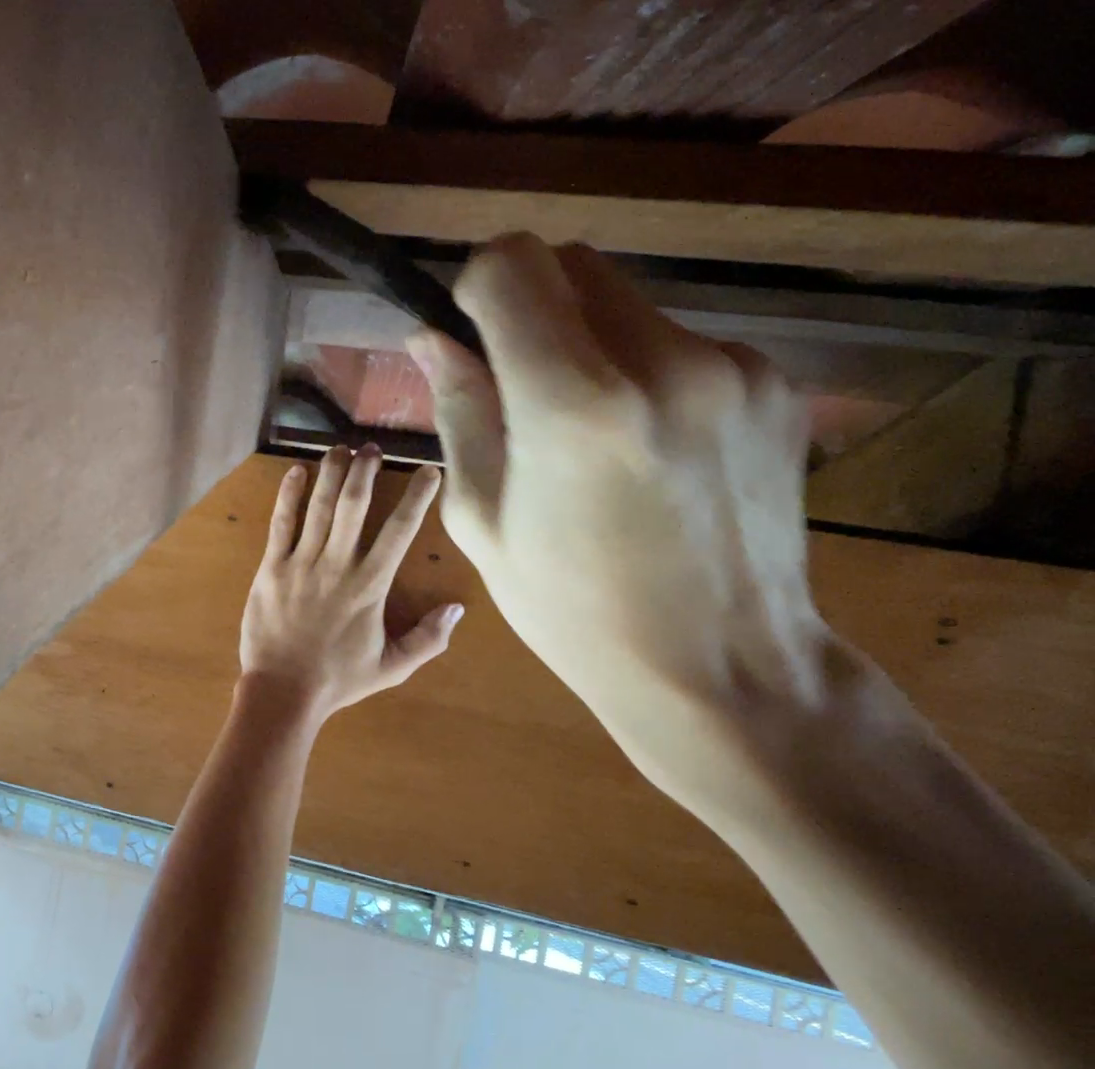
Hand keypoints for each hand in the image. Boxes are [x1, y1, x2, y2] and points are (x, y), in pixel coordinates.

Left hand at [239, 443, 463, 720]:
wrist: (282, 691)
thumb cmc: (338, 680)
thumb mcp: (392, 667)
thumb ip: (428, 640)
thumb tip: (458, 610)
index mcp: (370, 586)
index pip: (399, 531)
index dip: (416, 497)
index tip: (428, 471)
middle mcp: (337, 566)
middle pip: (353, 506)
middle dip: (364, 471)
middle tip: (371, 448)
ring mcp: (301, 564)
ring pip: (318, 508)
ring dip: (330, 474)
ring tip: (340, 449)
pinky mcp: (270, 569)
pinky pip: (280, 525)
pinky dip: (288, 496)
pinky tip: (295, 472)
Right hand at [407, 235, 828, 788]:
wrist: (722, 668)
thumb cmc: (573, 609)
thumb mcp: (482, 520)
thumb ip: (460, 411)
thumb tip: (430, 337)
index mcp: (574, 405)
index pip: (513, 267)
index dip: (476, 287)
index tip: (469, 333)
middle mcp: (663, 363)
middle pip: (573, 266)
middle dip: (531, 307)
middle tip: (519, 385)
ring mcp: (732, 369)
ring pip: (628, 303)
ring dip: (589, 340)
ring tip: (589, 432)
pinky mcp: (773, 387)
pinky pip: (680, 342)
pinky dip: (644, 370)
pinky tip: (646, 449)